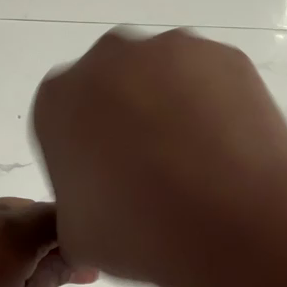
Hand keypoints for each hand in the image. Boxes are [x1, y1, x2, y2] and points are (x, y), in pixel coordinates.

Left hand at [0, 198, 95, 286]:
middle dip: (46, 238)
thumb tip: (81, 256)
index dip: (75, 238)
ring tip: (28, 283)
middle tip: (66, 278)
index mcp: (0, 234)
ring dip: (17, 240)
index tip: (87, 266)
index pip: (54, 218)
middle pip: (23, 213)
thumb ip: (52, 274)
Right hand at [30, 28, 286, 286]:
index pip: (62, 123)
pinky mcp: (225, 55)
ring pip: (160, 79)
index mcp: (57, 100)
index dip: (82, 157)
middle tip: (146, 175)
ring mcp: (170, 49)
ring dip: (168, 111)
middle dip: (123, 122)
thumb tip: (96, 210)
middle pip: (109, 89)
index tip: (104, 188)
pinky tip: (223, 152)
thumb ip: (73, 211)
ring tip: (192, 165)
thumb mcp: (76, 238)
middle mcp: (106, 59)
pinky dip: (212, 108)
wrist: (230, 220)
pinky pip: (209, 81)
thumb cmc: (135, 232)